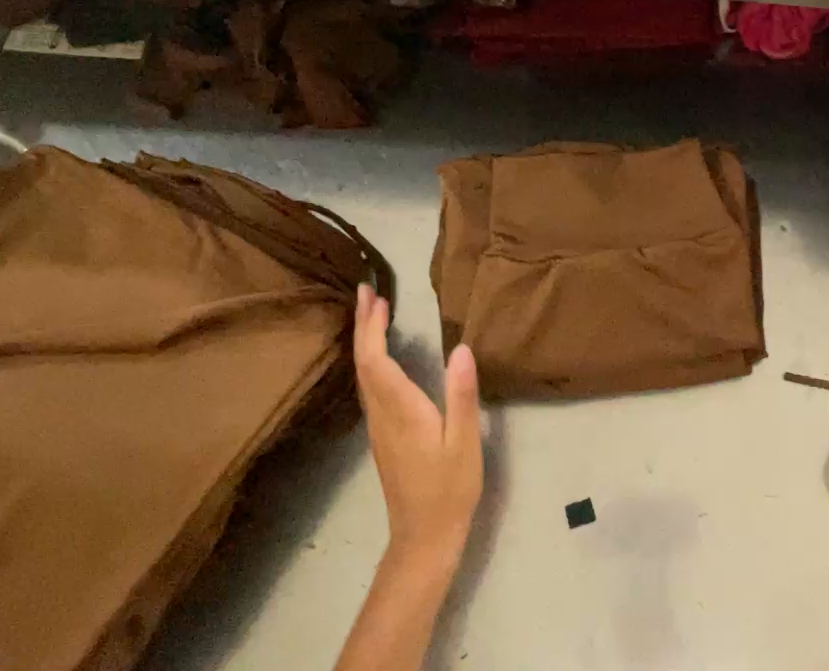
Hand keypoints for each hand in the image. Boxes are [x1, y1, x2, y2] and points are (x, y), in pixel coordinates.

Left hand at [352, 284, 483, 570]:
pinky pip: (371, 387)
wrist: (424, 537)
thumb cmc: (450, 488)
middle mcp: (382, 415)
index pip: (375, 360)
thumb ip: (462, 395)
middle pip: (363, 363)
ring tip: (374, 314)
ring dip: (365, 341)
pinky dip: (372, 361)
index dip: (371, 327)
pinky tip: (383, 357)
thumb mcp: (465, 441)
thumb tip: (462, 348)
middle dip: (363, 325)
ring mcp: (379, 427)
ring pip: (364, 375)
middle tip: (367, 291)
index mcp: (401, 411)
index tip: (375, 296)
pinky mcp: (384, 436)